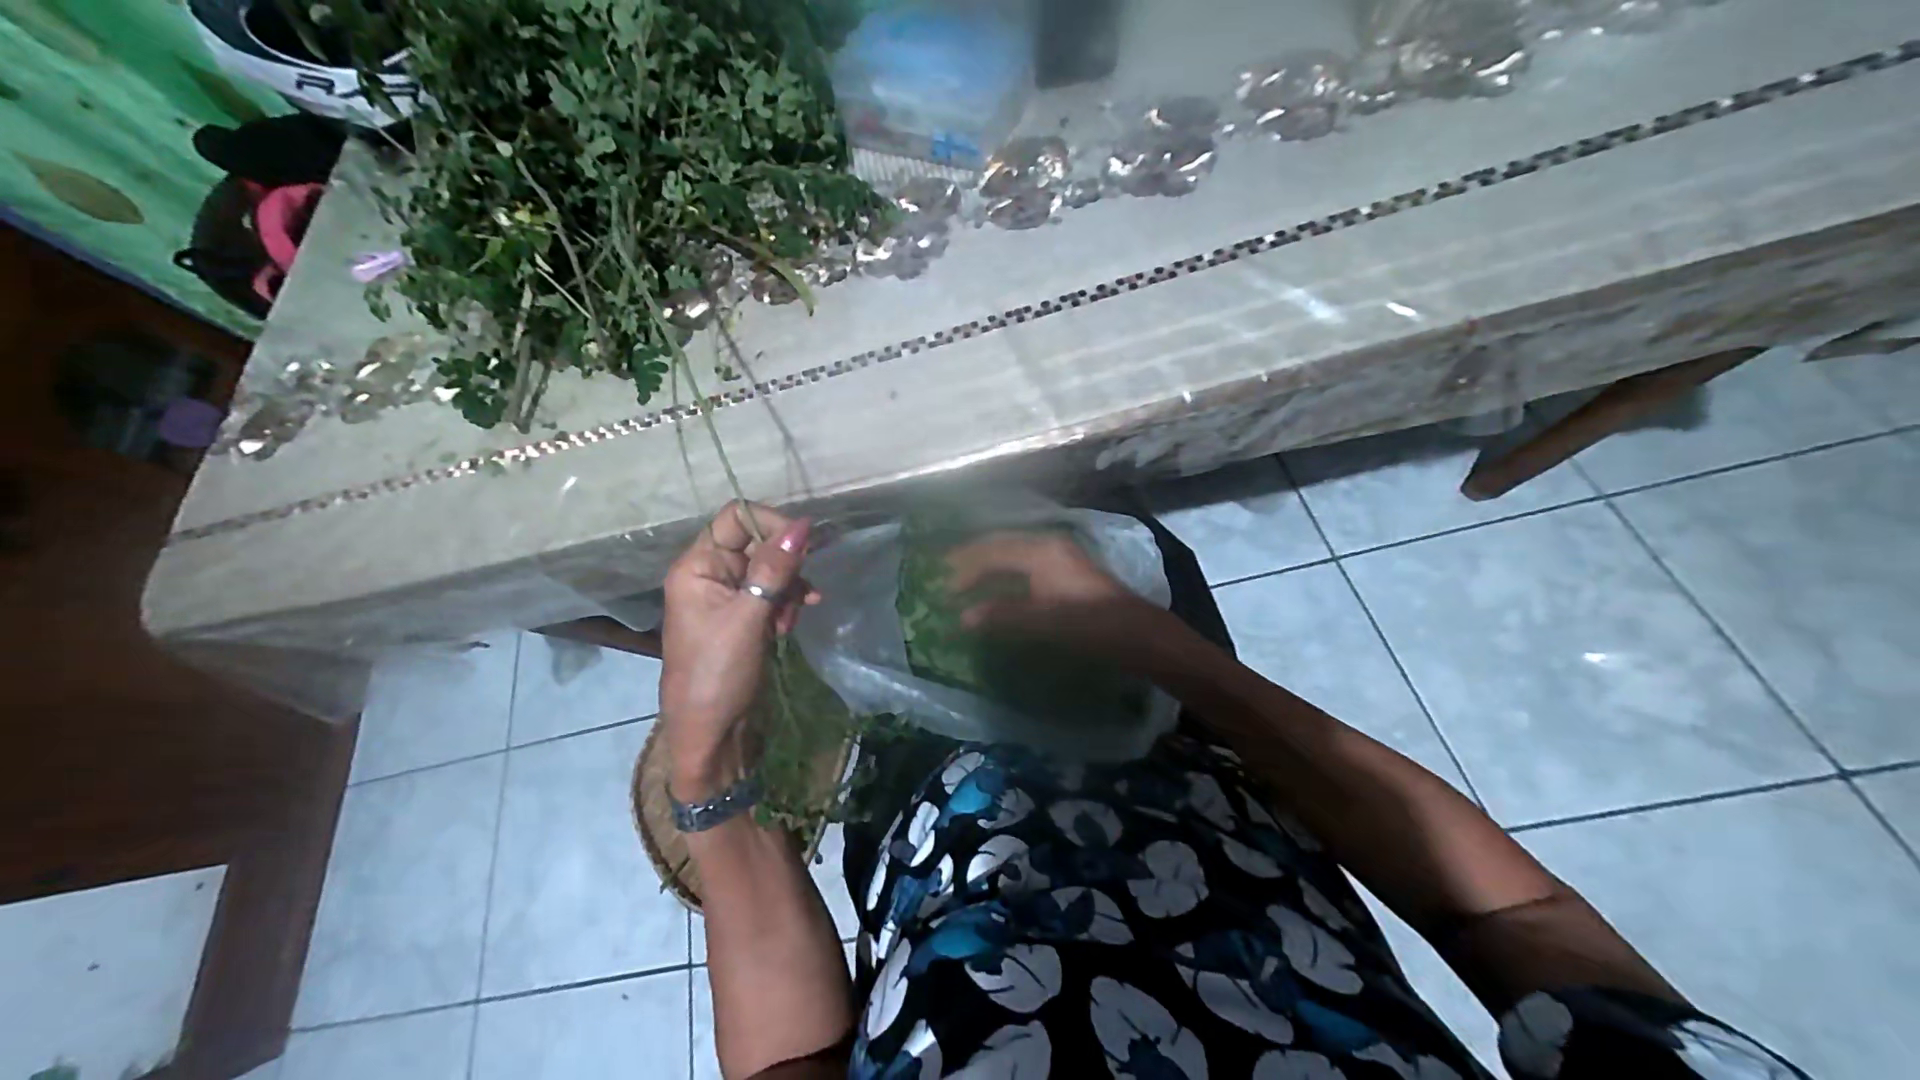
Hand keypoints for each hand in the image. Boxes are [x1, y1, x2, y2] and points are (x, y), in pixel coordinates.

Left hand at [660, 501, 817, 799]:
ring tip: (792, 619)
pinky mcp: (743, 616)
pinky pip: (771, 593)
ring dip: (789, 588)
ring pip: (770, 569)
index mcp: (697, 566)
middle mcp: (710, 574)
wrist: (708, 733)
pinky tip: (790, 625)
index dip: (771, 524)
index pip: (736, 519)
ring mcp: (727, 596)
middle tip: (801, 592)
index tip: (804, 548)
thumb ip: (775, 569)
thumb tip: (802, 524)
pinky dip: (786, 603)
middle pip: (757, 543)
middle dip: (785, 564)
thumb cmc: (717, 674)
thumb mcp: (748, 618)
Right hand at [943, 530, 1168, 662]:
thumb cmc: (1087, 623)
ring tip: (964, 577)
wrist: (1134, 631)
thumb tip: (963, 618)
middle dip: (972, 558)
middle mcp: (1047, 544)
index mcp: (1040, 550)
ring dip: (987, 563)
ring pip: (1012, 550)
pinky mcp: (1064, 566)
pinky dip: (1004, 569)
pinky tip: (995, 583)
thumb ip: (1001, 615)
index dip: (965, 569)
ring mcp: (1058, 552)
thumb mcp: (1041, 620)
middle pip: (1000, 544)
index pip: (992, 552)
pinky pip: (1024, 559)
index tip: (944, 589)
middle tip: (945, 572)